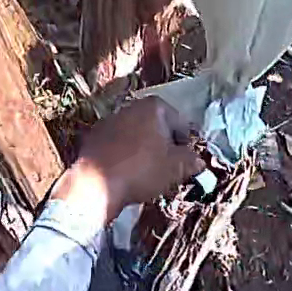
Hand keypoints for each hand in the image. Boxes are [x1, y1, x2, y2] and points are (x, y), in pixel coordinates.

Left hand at [58, 98, 202, 220]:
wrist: (96, 184)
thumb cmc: (142, 169)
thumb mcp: (176, 167)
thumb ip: (192, 161)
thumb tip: (198, 161)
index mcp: (153, 106)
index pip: (180, 122)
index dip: (186, 143)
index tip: (186, 160)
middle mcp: (129, 107)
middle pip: (156, 126)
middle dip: (164, 145)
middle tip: (169, 167)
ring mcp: (108, 121)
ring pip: (136, 135)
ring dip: (144, 150)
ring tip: (148, 173)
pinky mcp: (93, 137)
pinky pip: (117, 145)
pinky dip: (124, 155)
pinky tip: (126, 173)